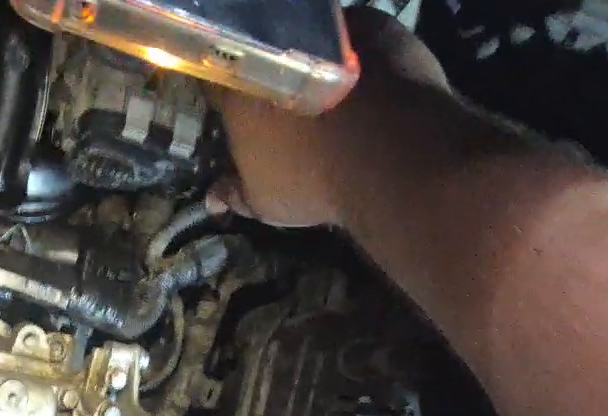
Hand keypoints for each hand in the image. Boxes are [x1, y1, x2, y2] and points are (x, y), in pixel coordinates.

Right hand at [213, 9, 450, 227]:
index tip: (228, 113)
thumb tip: (213, 197)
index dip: (220, 96)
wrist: (393, 155)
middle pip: (261, 58)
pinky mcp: (371, 22)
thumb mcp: (265, 200)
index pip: (213, 80)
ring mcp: (324, 30)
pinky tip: (356, 82)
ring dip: (308, 65)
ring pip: (306, 44)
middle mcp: (276, 47)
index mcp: (239, 88)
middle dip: (265, 78)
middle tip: (278, 107)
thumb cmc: (315, 181)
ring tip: (319, 94)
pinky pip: (349, 37)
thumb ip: (234, 193)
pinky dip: (349, 56)